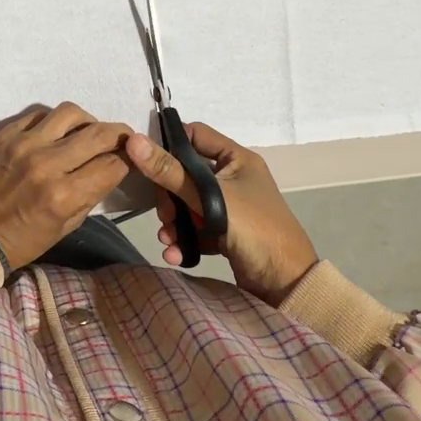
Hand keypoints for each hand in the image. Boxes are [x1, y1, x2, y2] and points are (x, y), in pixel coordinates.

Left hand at [0, 104, 132, 270]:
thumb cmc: (26, 238)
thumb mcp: (69, 225)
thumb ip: (93, 191)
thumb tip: (114, 164)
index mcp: (63, 195)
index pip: (112, 164)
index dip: (129, 159)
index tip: (132, 157)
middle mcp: (46, 164)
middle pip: (97, 134)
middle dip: (118, 134)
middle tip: (122, 138)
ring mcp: (23, 145)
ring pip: (69, 113)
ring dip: (86, 121)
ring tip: (86, 133)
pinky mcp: (5, 135)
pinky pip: (40, 115)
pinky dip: (55, 122)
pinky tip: (57, 134)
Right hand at [123, 122, 317, 302]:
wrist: (286, 285)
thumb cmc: (255, 229)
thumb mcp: (210, 198)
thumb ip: (170, 171)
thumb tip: (133, 140)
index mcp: (237, 159)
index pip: (195, 135)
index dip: (170, 143)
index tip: (145, 159)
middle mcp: (232, 178)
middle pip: (185, 173)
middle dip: (168, 196)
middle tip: (163, 214)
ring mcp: (229, 206)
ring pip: (186, 203)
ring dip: (173, 221)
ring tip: (168, 238)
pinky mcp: (225, 232)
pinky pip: (195, 227)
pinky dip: (184, 238)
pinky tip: (175, 253)